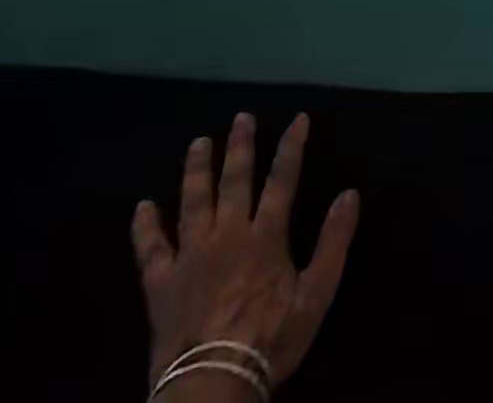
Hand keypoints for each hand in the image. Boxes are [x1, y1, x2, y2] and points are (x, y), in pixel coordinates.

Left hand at [131, 112, 359, 390]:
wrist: (212, 383)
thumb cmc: (272, 336)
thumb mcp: (318, 291)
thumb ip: (335, 240)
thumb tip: (350, 193)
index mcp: (265, 235)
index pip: (282, 179)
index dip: (292, 146)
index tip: (299, 118)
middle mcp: (227, 234)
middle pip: (234, 181)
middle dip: (241, 146)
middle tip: (242, 117)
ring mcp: (189, 256)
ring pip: (191, 202)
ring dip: (196, 170)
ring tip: (198, 142)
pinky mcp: (159, 283)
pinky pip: (149, 248)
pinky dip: (145, 226)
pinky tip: (142, 206)